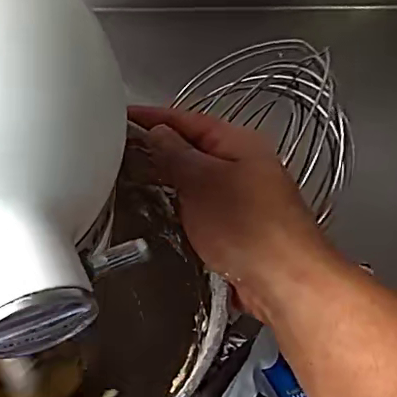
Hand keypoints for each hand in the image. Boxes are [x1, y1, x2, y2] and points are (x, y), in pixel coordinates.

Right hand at [129, 105, 343, 320]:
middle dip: (152, 148)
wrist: (281, 280)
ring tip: (128, 180)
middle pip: (187, 148)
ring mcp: (234, 197)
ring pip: (188, 178)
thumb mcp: (203, 181)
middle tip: (116, 152)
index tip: (122, 117)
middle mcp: (240, 167)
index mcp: (239, 145)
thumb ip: (174, 154)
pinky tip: (154, 212)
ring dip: (160, 177)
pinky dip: (170, 203)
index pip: (186, 120)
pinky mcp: (227, 225)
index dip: (151, 117)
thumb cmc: (253, 231)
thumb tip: (156, 134)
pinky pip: (191, 205)